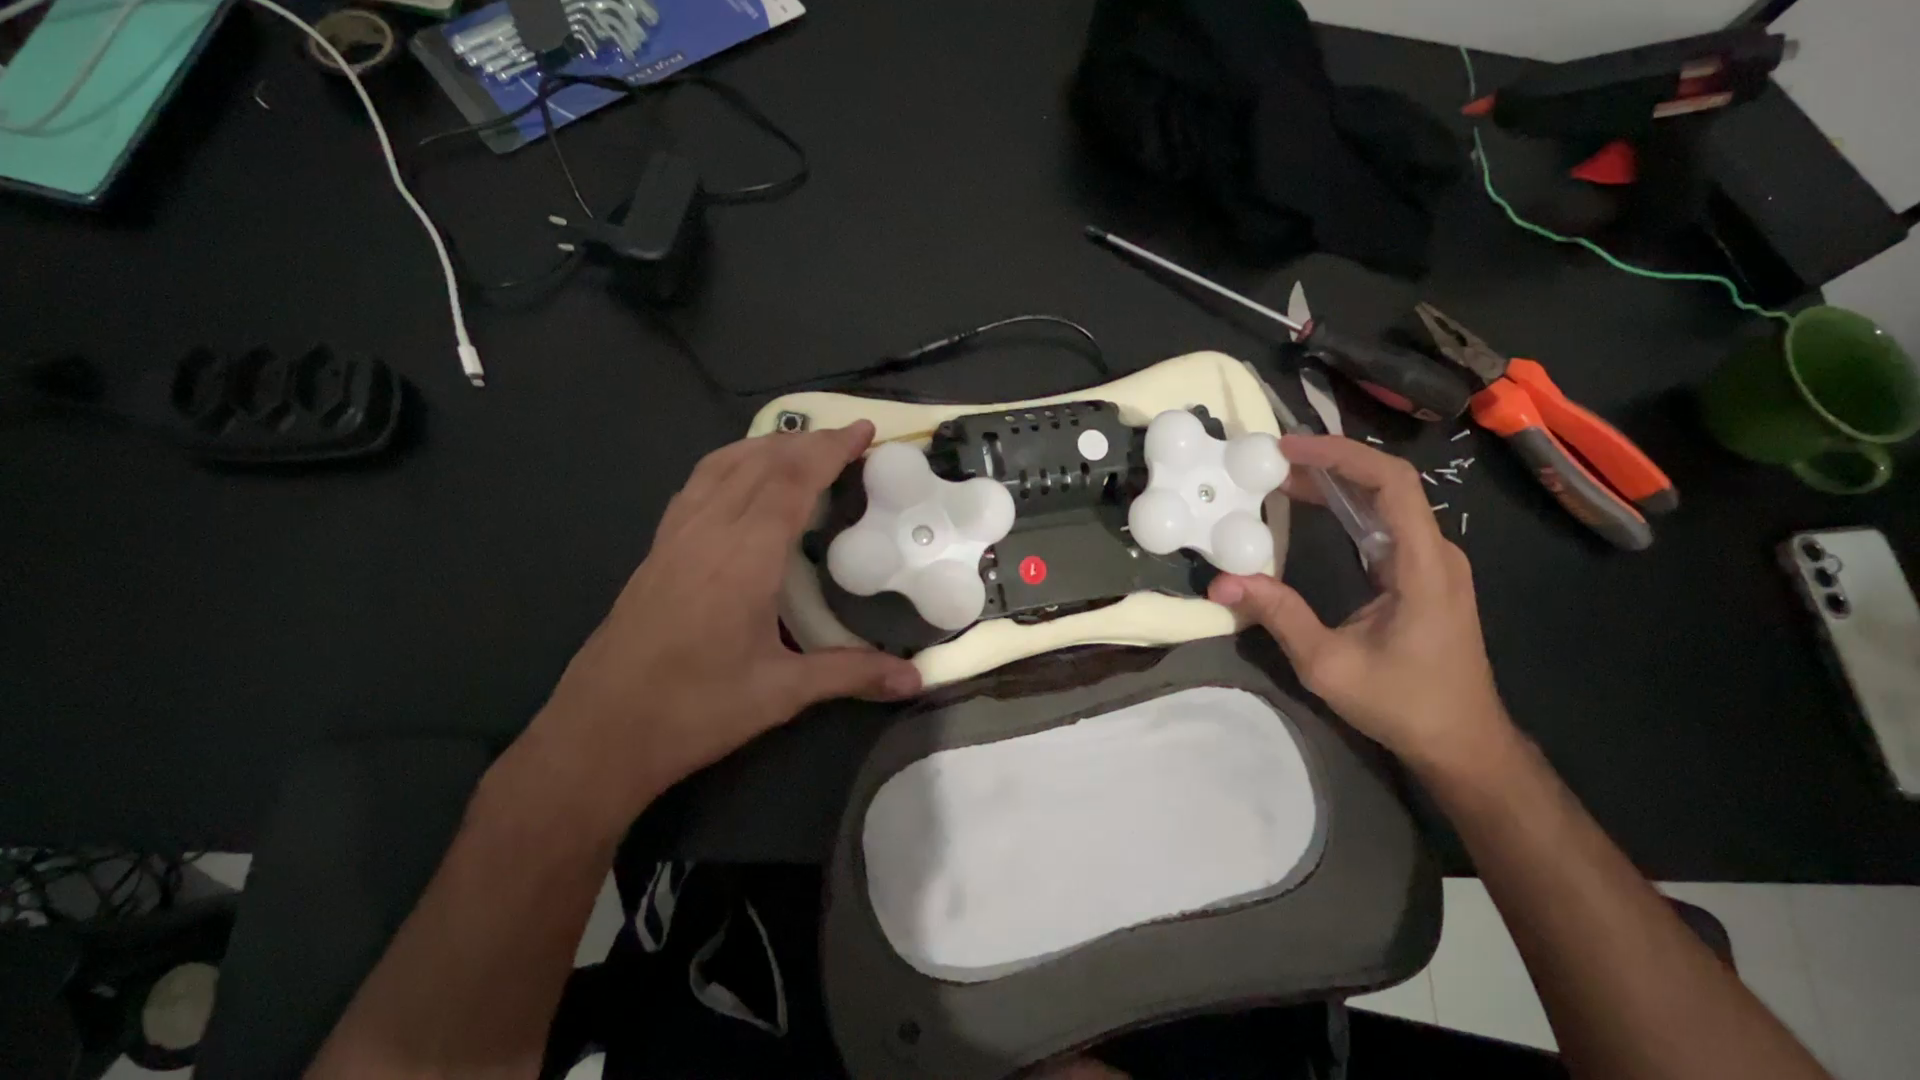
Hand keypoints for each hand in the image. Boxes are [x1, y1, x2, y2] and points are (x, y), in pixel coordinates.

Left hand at [533, 422, 920, 820]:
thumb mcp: (781, 692)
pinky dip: (729, 466)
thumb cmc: (694, 710)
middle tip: (846, 441)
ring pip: (721, 465)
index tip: (863, 432)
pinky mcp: (656, 551)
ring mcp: (675, 537)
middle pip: (759, 462)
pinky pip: (697, 486)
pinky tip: (740, 484)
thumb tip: (915, 678)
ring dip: (765, 447)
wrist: (600, 731)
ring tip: (799, 449)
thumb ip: (850, 674)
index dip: (829, 450)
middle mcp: (707, 531)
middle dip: (805, 442)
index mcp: (744, 556)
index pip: (791, 481)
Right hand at [1207, 435, 1510, 769]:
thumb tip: (1223, 582)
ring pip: (1385, 502)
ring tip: (1279, 479)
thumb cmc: (1403, 704)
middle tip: (1269, 463)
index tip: (1289, 449)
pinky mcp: (1423, 575)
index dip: (1341, 456)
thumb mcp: (1329, 665)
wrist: (1461, 741)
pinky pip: (1385, 525)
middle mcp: (1435, 552)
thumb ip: (1280, 616)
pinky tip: (1310, 509)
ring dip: (1335, 485)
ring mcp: (1433, 563)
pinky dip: (1346, 509)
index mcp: (1423, 566)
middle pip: (1386, 484)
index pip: (1391, 483)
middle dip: (1328, 465)